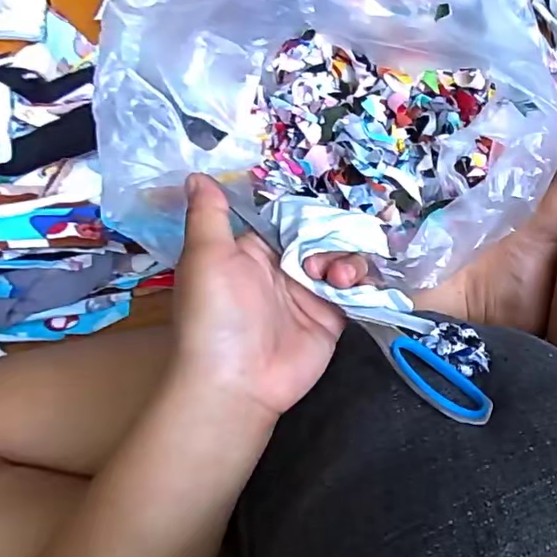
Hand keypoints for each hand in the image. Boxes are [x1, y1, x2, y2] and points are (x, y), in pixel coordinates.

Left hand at [169, 174, 352, 422]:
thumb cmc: (216, 315)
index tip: (322, 208)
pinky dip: (360, 280)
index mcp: (254, 252)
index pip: (290, 221)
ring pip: (343, 258)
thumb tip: (196, 175)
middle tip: (320, 259)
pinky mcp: (333, 314)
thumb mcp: (206, 258)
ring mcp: (311, 293)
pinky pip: (356, 287)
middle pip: (323, 237)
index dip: (308, 213)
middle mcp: (285, 269)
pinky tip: (349, 285)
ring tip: (335, 277)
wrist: (239, 381)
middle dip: (332, 238)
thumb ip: (210, 216)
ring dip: (346, 259)